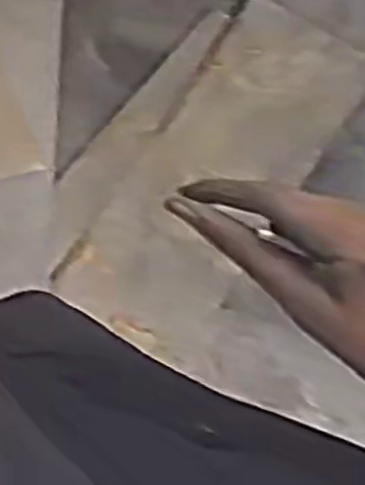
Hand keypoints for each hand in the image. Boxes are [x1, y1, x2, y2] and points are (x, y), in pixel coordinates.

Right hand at [167, 179, 364, 377]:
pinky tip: (294, 234)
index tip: (182, 193)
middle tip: (201, 201)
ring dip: (275, 206)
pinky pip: (339, 217)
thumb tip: (180, 206)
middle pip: (293, 196)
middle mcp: (361, 221)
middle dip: (246, 196)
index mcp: (340, 232)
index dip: (220, 190)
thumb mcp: (299, 297)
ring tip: (239, 215)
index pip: (266, 195)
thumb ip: (242, 247)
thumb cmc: (363, 336)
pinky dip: (305, 219)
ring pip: (316, 204)